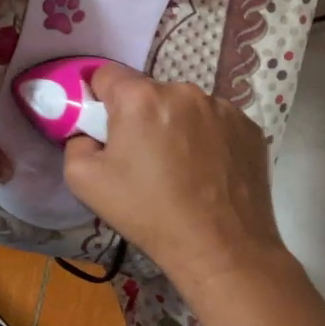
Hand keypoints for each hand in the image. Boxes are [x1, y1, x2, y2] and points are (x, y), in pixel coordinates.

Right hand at [63, 63, 286, 291]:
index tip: (105, 130)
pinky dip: (205, 138)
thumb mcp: (83, 180)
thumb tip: (91, 134)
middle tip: (141, 157)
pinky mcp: (249, 128)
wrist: (222, 250)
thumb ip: (76, 141)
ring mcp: (222, 108)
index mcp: (140, 98)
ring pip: (182, 107)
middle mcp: (183, 91)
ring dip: (174, 125)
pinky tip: (206, 171)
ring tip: (179, 168)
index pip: (106, 74)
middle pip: (147, 92)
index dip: (99, 99)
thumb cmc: (148, 213)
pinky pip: (214, 122)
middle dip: (139, 115)